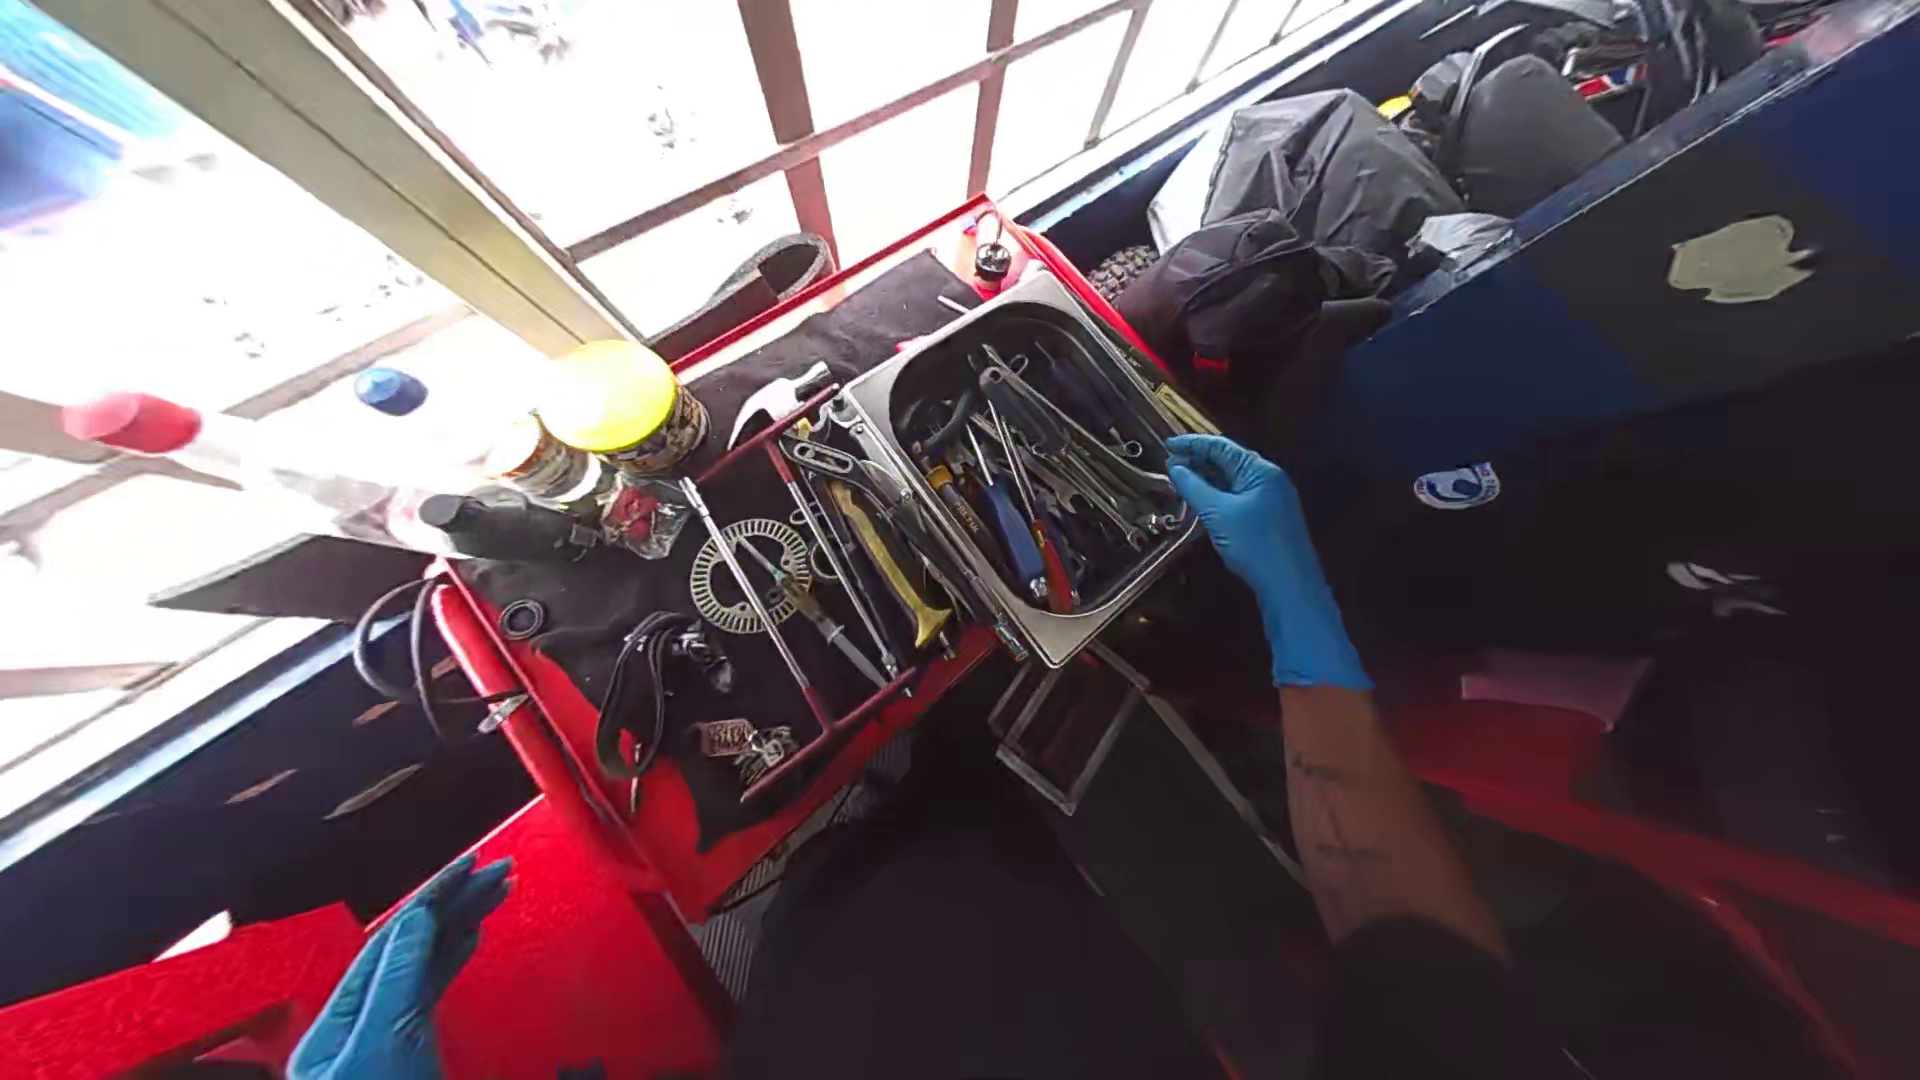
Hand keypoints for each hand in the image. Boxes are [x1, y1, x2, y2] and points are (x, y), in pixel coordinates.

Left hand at [289, 855, 511, 1079]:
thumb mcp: (381, 1046)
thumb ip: (398, 978)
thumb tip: (417, 917)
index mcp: (341, 1020)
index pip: (392, 938)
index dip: (433, 896)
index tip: (470, 866)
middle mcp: (360, 1020)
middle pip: (412, 943)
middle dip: (456, 902)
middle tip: (501, 870)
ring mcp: (384, 1033)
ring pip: (427, 959)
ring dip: (463, 920)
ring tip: (499, 890)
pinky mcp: (410, 1046)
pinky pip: (434, 983)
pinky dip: (457, 951)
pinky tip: (473, 935)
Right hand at [1166, 434, 1369, 689]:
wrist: (1289, 584)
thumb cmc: (1253, 543)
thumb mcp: (1217, 513)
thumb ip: (1194, 487)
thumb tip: (1174, 466)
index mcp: (1260, 471)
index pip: (1222, 446)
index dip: (1192, 444)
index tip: (1166, 445)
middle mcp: (1267, 478)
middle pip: (1228, 460)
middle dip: (1198, 459)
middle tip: (1169, 464)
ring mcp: (1269, 498)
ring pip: (1232, 479)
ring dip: (1206, 477)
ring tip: (1179, 479)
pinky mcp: (1266, 517)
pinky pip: (1236, 495)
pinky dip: (1216, 493)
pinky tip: (1200, 499)